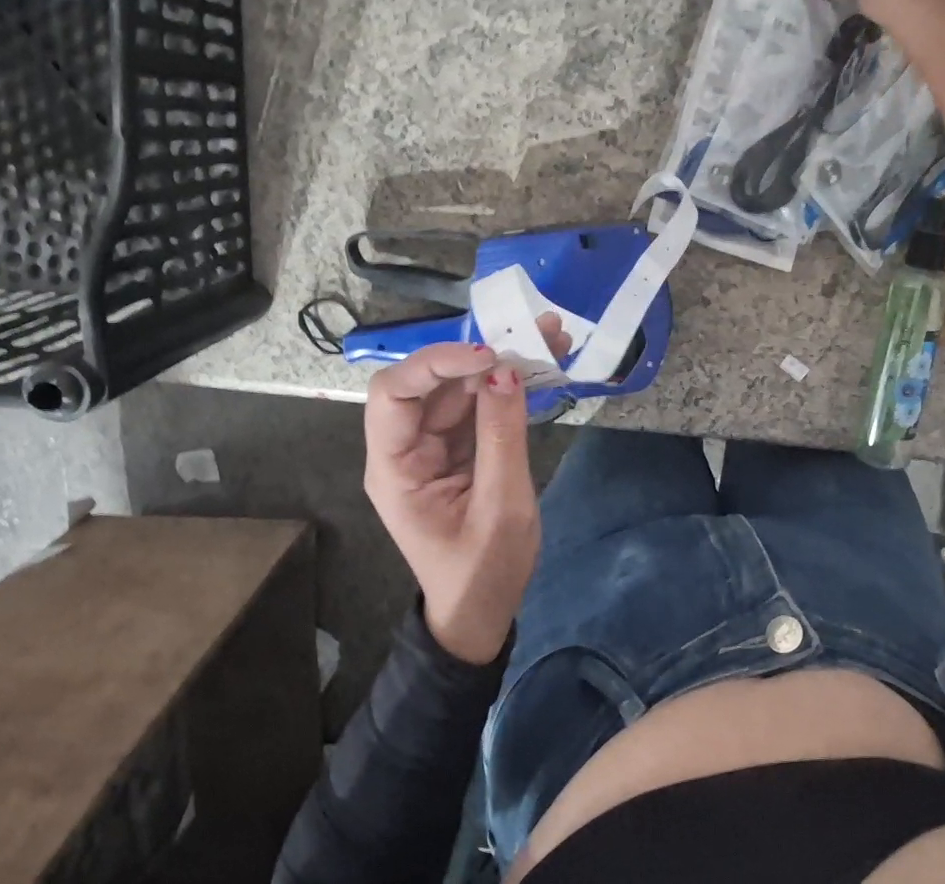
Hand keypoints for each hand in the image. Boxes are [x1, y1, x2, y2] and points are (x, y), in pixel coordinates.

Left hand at [363, 317, 569, 663]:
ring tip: (550, 336)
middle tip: (534, 332)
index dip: (434, 365)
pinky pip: (479, 407)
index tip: (488, 357)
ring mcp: (433, 447)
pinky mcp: (460, 450)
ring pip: (459, 389)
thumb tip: (506, 372)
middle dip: (477, 355)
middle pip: (430, 384)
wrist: (483, 614)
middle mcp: (406, 449)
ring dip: (500, 363)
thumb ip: (502, 437)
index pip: (393, 395)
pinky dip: (508, 386)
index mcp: (394, 469)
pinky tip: (543, 364)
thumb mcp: (501, 508)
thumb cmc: (484, 572)